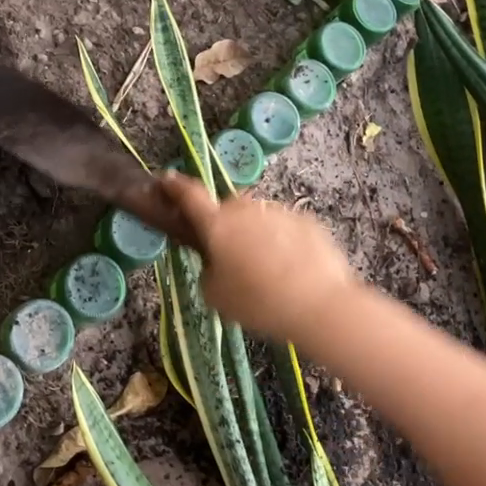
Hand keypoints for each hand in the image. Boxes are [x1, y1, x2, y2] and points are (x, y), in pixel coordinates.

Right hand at [161, 175, 360, 340]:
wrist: (319, 305)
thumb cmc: (259, 303)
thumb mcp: (216, 296)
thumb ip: (209, 271)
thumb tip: (217, 264)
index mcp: (218, 224)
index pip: (190, 196)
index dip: (175, 187)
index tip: (167, 179)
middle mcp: (247, 210)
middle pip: (229, 209)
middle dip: (226, 225)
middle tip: (232, 255)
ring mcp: (279, 213)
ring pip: (259, 217)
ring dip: (257, 235)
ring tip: (268, 270)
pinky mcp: (307, 222)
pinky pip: (286, 228)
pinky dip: (284, 243)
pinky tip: (293, 271)